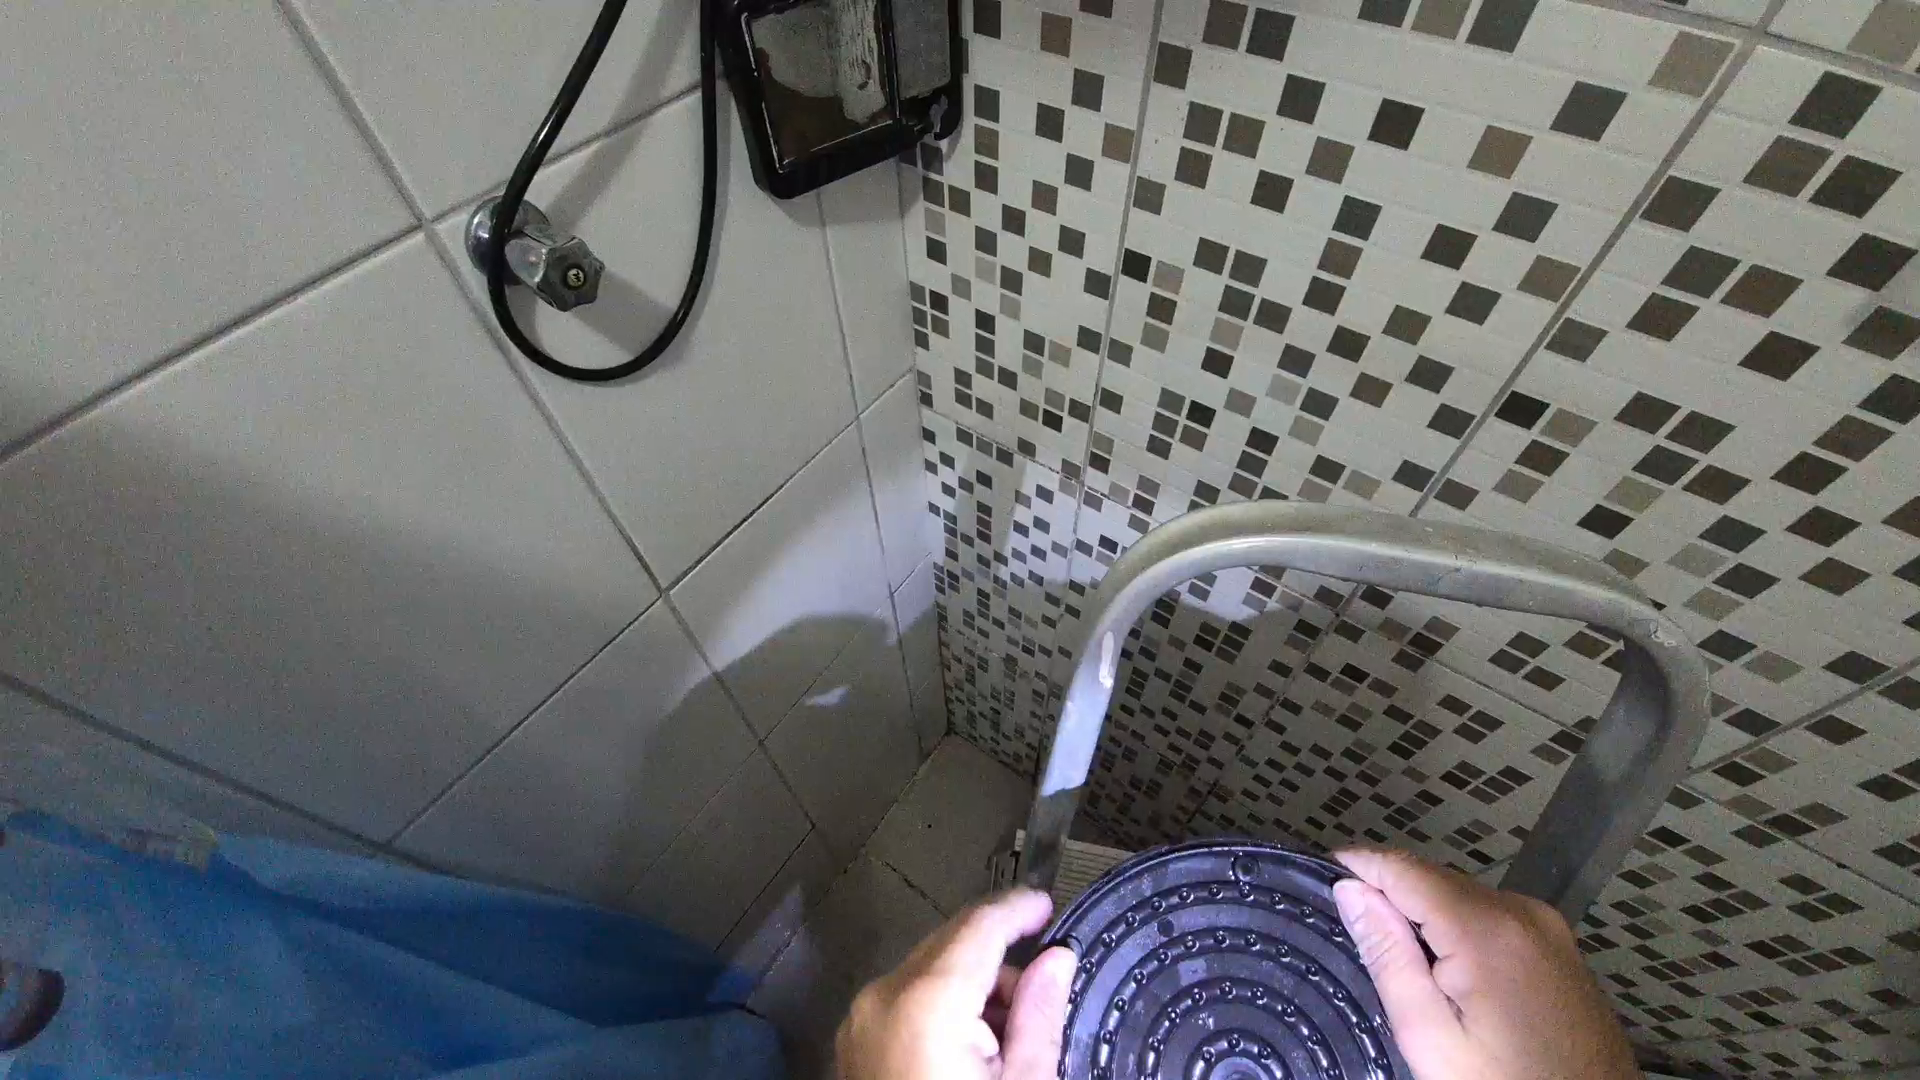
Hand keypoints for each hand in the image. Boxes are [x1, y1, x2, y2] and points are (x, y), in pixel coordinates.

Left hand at [834, 888, 1076, 1079]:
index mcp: (925, 1002)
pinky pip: (908, 998)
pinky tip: (976, 1044)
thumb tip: (1057, 960)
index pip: (978, 927)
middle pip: (950, 942)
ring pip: (929, 968)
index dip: (1016, 910)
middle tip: (1046, 979)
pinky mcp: (854, 1045)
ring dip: (973, 980)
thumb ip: (1040, 1016)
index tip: (1047, 905)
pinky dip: (945, 1003)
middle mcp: (882, 996)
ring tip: (1015, 1031)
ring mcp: (860, 1021)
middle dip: (998, 951)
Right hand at [1333, 849, 1640, 1079]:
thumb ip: (1388, 955)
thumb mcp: (1431, 1038)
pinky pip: (1487, 915)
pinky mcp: (1560, 947)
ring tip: (1396, 957)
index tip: (1318, 881)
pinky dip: (1455, 927)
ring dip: (1420, 912)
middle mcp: (1520, 911)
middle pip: (1429, 877)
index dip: (1355, 866)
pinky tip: (1446, 971)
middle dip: (1387, 894)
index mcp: (1486, 928)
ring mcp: (1547, 928)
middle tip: (1354, 936)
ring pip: (1456, 894)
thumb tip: (1349, 888)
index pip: (1400, 867)